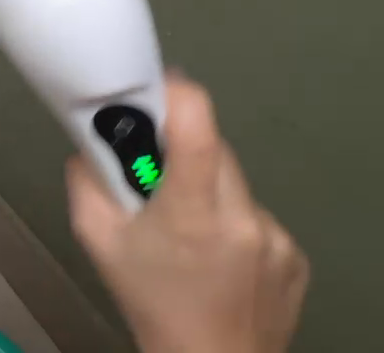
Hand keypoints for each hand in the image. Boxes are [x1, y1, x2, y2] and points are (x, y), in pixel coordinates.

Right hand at [68, 75, 308, 352]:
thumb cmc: (147, 299)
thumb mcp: (93, 234)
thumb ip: (86, 177)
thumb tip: (93, 142)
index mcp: (194, 212)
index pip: (198, 129)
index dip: (176, 94)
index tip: (155, 85)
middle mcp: (246, 219)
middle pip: (213, 146)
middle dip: (177, 143)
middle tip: (147, 162)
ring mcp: (278, 239)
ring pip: (231, 180)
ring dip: (202, 182)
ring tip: (179, 220)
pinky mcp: (296, 255)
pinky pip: (251, 212)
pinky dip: (227, 215)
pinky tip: (211, 248)